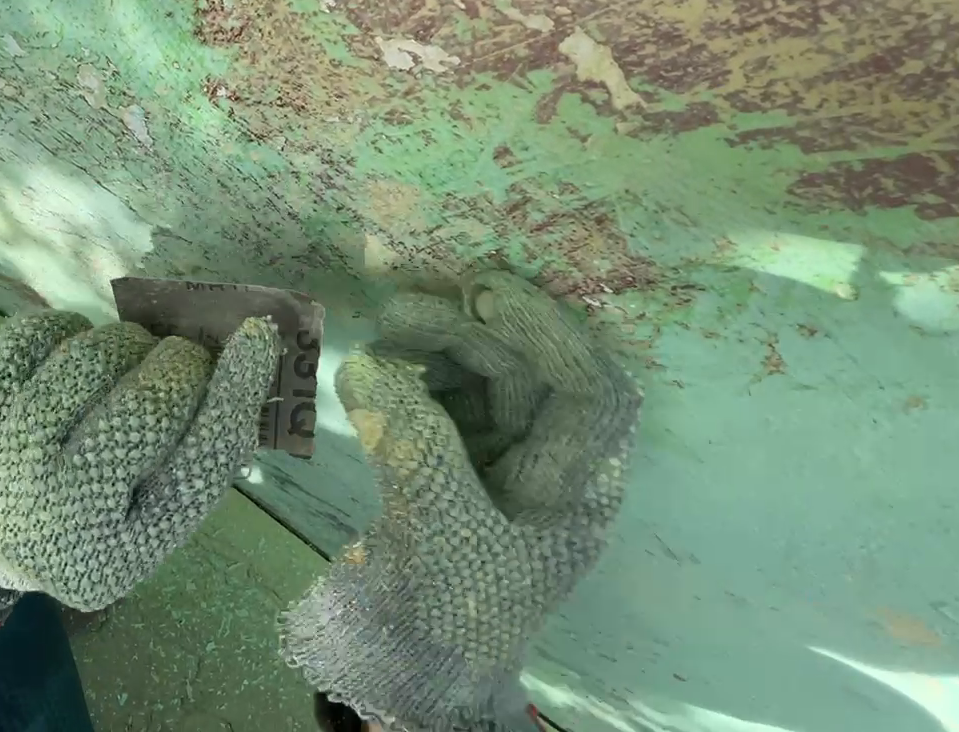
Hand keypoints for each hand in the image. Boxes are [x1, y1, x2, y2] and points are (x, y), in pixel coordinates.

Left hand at [0, 310, 280, 637]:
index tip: (258, 335)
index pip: (197, 467)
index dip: (236, 393)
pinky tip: (60, 361)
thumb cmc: (63, 514)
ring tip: (114, 365)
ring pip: (96, 352)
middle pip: (150, 403)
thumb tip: (242, 358)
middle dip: (177, 362)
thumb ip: (189, 456)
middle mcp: (52, 508)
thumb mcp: (131, 519)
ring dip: (123, 343)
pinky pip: (42, 328)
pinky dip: (68, 331)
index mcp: (110, 554)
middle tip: (176, 358)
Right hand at [281, 272, 640, 729]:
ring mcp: (482, 467)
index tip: (487, 291)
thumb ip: (415, 443)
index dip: (550, 333)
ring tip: (378, 334)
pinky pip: (426, 404)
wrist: (395, 668)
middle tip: (397, 310)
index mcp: (573, 491)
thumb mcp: (442, 530)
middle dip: (464, 335)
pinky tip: (368, 373)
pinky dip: (398, 379)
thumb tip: (369, 361)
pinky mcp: (434, 467)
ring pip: (471, 383)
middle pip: (519, 378)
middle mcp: (537, 469)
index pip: (589, 393)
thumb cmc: (445, 613)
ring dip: (429, 349)